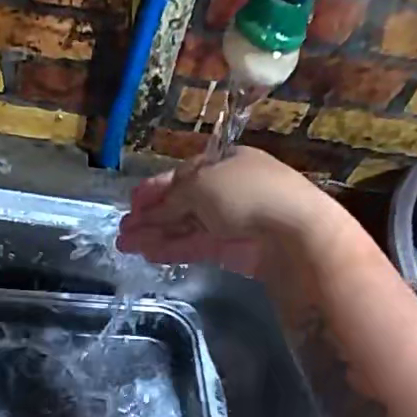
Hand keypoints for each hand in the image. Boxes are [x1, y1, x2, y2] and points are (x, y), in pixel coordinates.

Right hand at [116, 147, 336, 275]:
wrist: (293, 232)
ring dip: (156, 235)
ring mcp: (231, 222)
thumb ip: (172, 198)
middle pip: (182, 204)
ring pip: (186, 227)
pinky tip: (150, 254)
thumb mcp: (201, 185)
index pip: (183, 176)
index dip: (155, 190)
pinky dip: (174, 249)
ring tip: (127, 246)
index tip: (131, 203)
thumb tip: (152, 208)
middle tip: (122, 230)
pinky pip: (197, 247)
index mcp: (225, 162)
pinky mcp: (234, 250)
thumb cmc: (246, 194)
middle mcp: (228, 190)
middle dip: (151, 216)